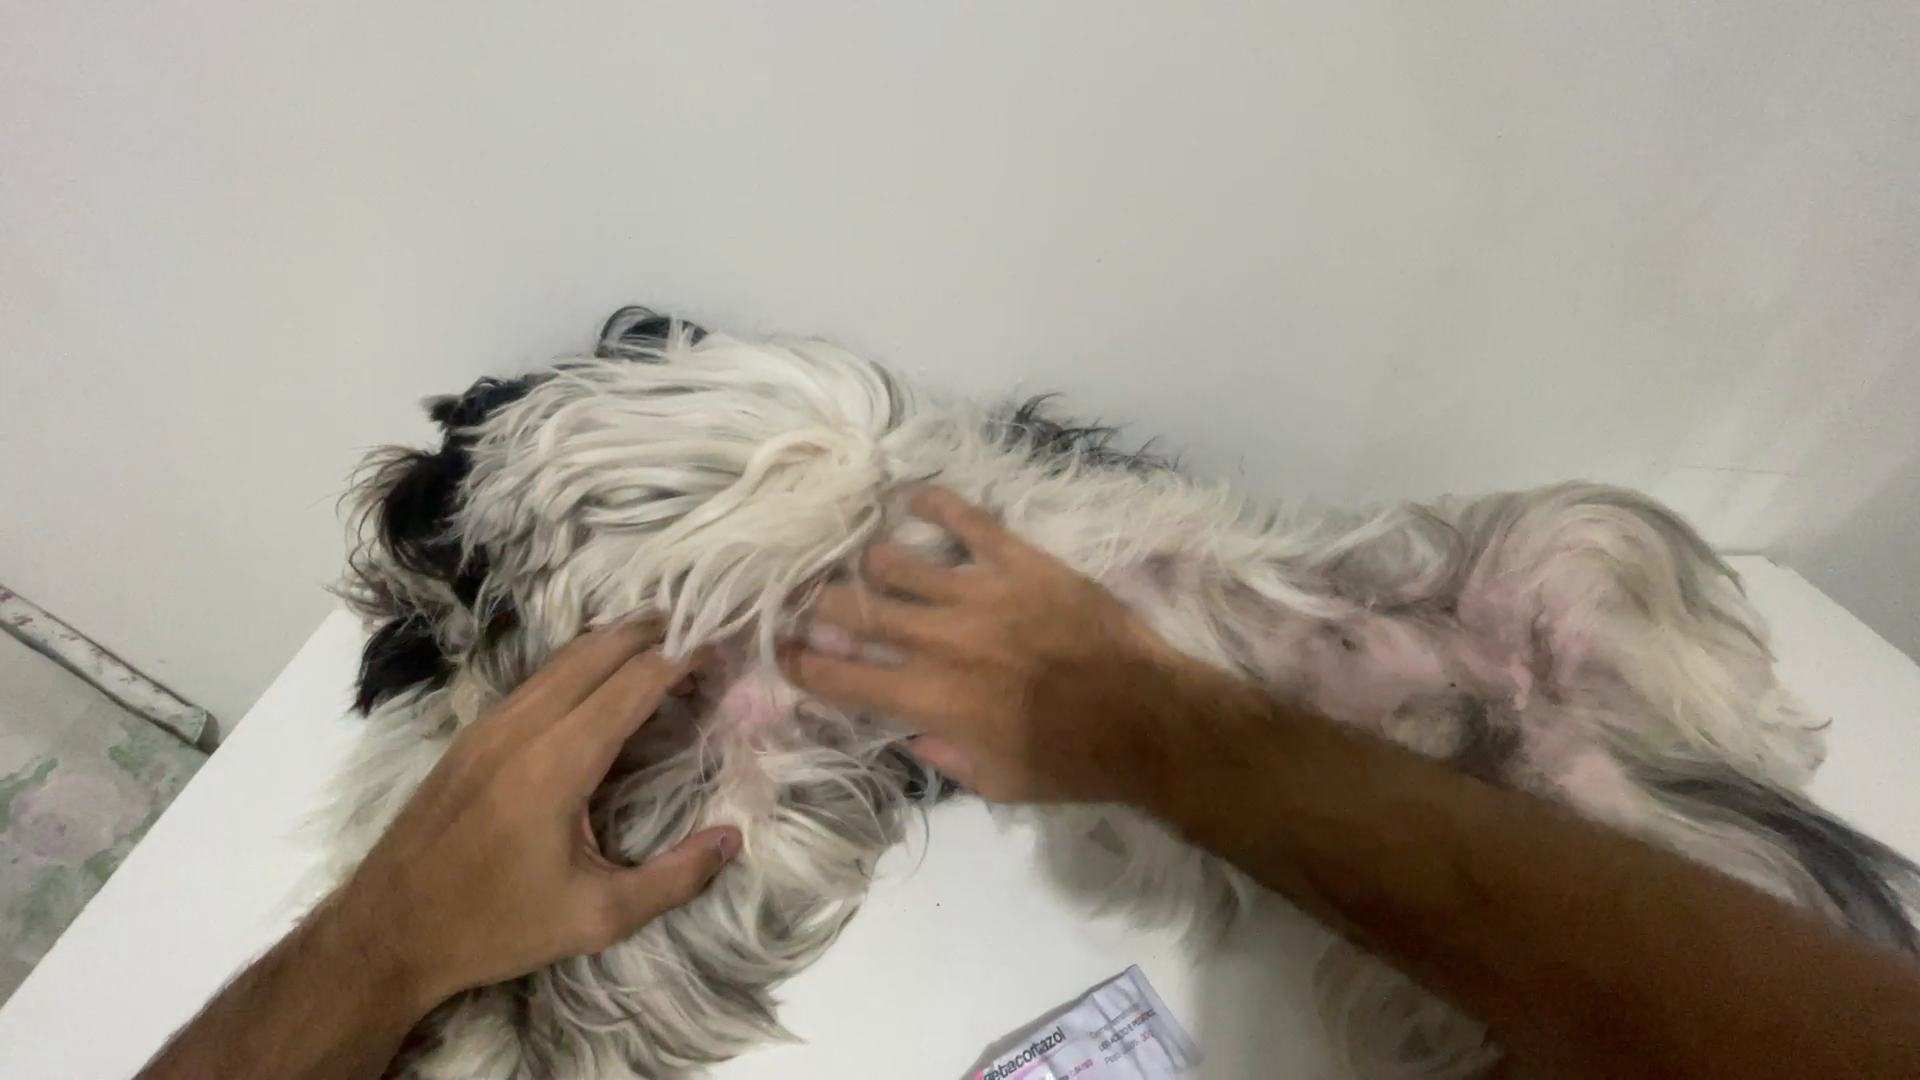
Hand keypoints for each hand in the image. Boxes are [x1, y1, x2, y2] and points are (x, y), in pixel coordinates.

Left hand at [332, 622, 740, 1009]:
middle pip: (604, 645)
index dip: (687, 656)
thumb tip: (734, 838)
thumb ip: (675, 879)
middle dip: (661, 632)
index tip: (725, 653)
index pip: (637, 678)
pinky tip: (614, 687)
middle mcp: (524, 724)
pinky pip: (547, 672)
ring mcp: (494, 721)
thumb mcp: (596, 918)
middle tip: (706, 645)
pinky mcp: (477, 728)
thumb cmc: (494, 926)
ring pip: (571, 652)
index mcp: (558, 763)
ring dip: (626, 643)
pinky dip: (592, 661)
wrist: (380, 937)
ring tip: (671, 658)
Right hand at [782, 487, 1183, 802]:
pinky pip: (966, 520)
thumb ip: (940, 754)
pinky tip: (913, 499)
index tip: (783, 651)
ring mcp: (978, 592)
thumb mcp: (994, 782)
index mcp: (929, 697)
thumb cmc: (1069, 760)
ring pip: (896, 561)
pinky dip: (934, 505)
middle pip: (854, 610)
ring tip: (860, 560)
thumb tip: (905, 728)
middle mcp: (938, 638)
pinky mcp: (1018, 561)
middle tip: (800, 596)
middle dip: (815, 604)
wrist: (1143, 715)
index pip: (840, 677)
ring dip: (868, 562)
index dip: (801, 664)